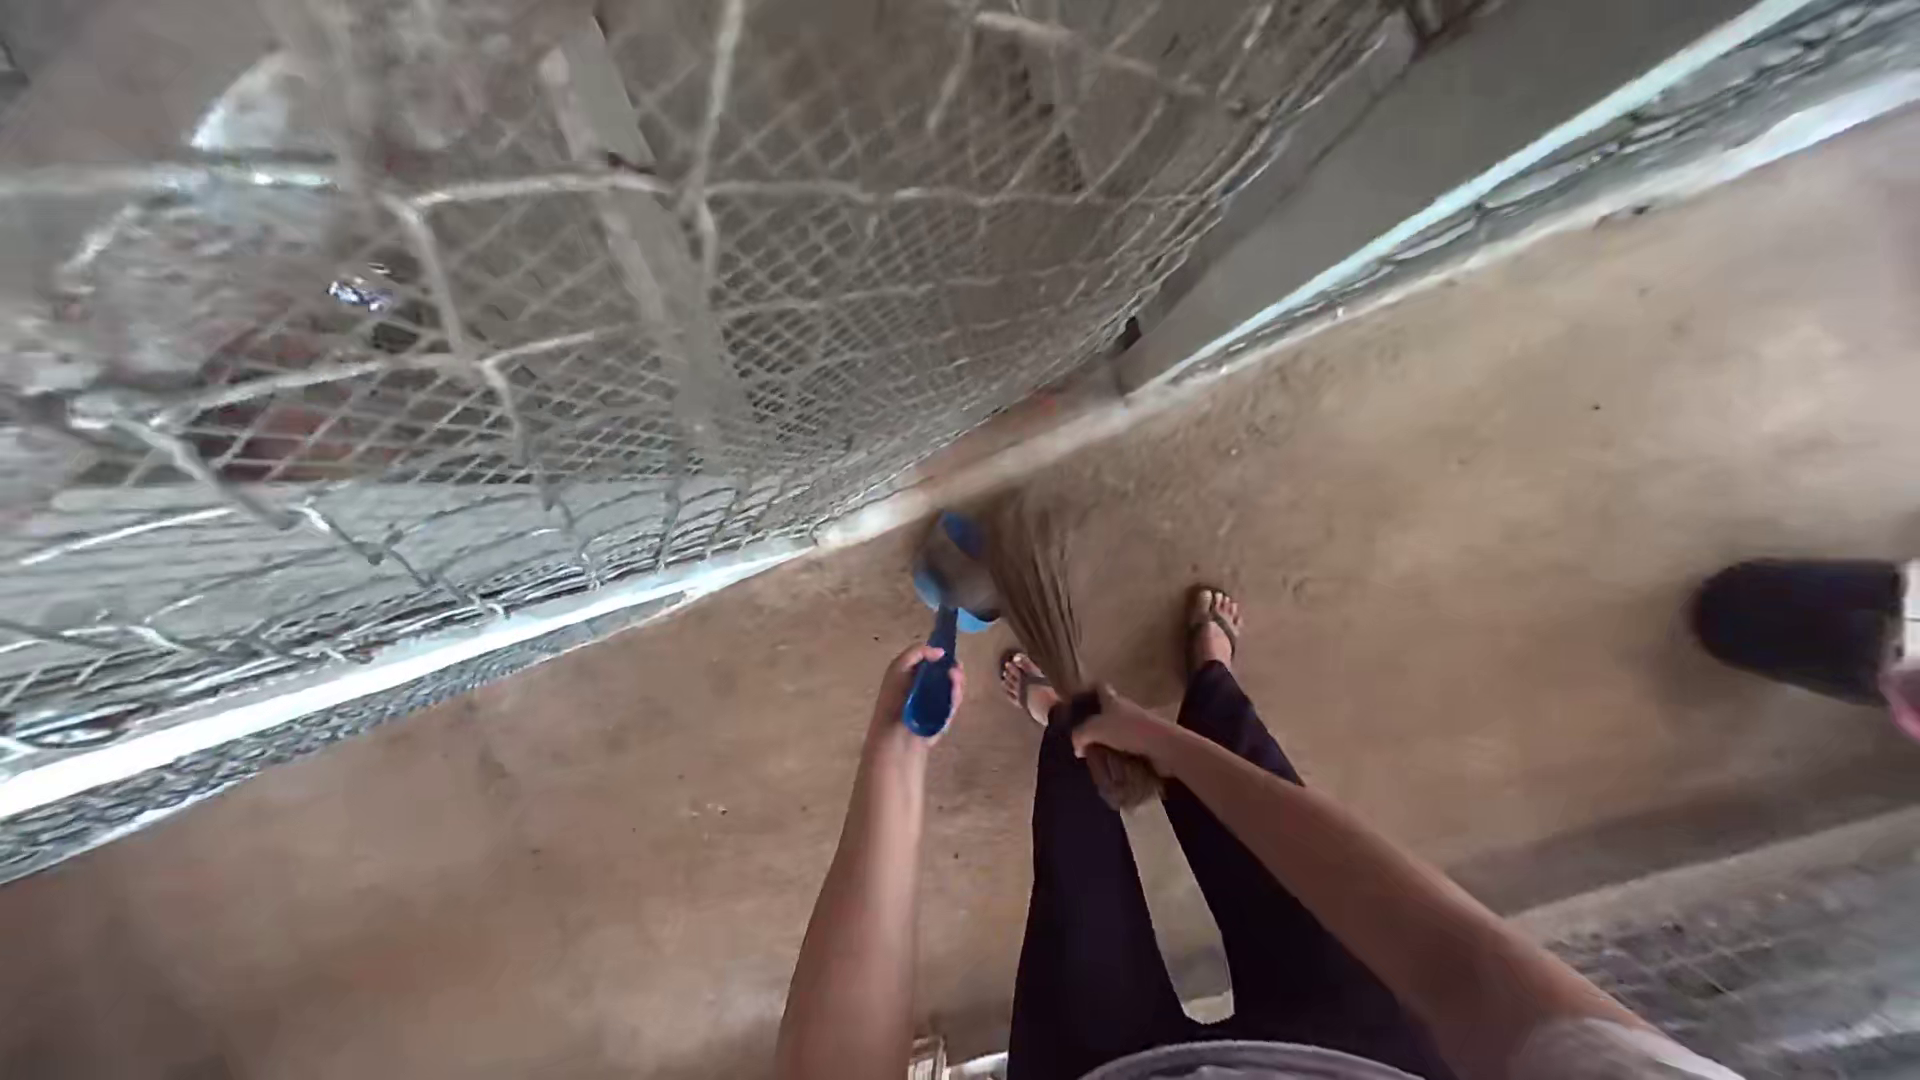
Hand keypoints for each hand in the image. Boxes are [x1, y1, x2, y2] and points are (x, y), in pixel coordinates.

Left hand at [869, 643, 964, 742]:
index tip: (947, 653)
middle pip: (946, 672)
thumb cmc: (893, 699)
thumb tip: (941, 651)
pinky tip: (955, 691)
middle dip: (953, 668)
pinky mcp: (945, 715)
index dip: (941, 655)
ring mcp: (936, 702)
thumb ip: (917, 652)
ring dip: (957, 681)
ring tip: (955, 676)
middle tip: (956, 667)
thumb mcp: (899, 667)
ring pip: (954, 686)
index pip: (932, 660)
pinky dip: (956, 695)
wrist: (896, 735)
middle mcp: (925, 687)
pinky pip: (954, 702)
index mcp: (912, 675)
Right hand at [1070, 684, 1179, 773]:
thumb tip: (1076, 747)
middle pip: (1107, 710)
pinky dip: (1118, 753)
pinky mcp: (1145, 741)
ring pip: (1117, 729)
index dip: (1090, 690)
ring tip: (1094, 753)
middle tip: (1083, 735)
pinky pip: (1127, 745)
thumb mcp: (1094, 730)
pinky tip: (1109, 763)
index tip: (1079, 700)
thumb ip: (1079, 736)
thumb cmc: (1126, 730)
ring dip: (1107, 740)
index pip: (1100, 687)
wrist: (1162, 746)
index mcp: (1112, 700)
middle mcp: (1125, 708)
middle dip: (1095, 722)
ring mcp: (1137, 725)